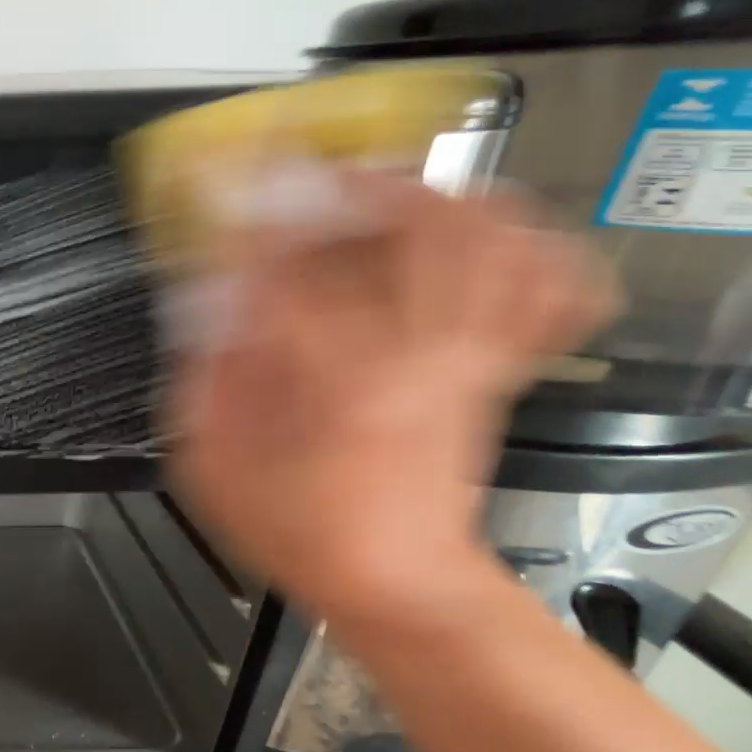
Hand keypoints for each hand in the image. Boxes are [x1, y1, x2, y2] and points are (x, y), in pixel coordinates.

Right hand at [168, 165, 615, 622]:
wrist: (395, 579)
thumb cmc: (303, 532)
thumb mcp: (211, 465)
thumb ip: (206, 378)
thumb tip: (210, 308)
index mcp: (328, 380)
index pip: (287, 264)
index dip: (252, 210)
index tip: (225, 175)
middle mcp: (412, 355)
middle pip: (415, 224)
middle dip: (363, 179)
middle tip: (323, 173)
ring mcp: (467, 358)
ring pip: (491, 238)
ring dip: (444, 195)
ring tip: (397, 187)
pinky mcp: (498, 371)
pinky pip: (546, 289)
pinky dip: (529, 246)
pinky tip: (489, 236)